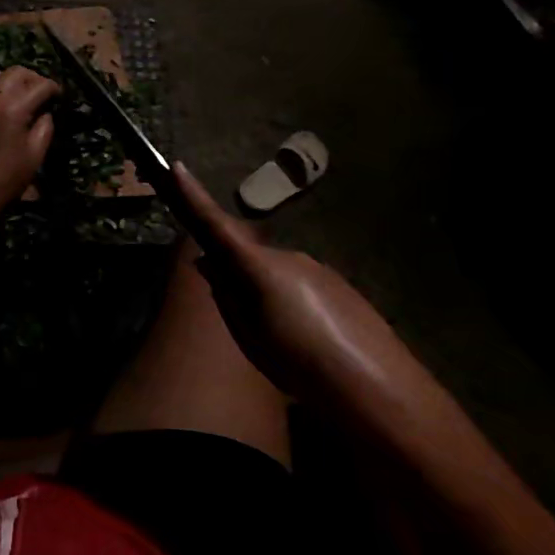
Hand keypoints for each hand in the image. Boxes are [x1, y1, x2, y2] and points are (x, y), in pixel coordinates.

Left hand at [0, 67, 59, 214]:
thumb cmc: (4, 180)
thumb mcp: (34, 155)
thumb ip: (44, 127)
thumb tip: (46, 112)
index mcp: (12, 108)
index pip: (39, 85)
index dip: (53, 87)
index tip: (59, 95)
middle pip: (16, 72)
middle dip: (32, 78)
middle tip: (42, 92)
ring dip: (11, 84)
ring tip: (21, 99)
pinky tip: (0, 111)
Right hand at [173, 162, 424, 413]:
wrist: (377, 387)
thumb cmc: (300, 363)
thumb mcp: (249, 336)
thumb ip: (226, 296)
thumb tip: (212, 266)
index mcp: (259, 266)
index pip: (216, 225)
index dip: (193, 197)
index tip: (177, 167)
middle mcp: (288, 255)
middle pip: (250, 258)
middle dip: (239, 277)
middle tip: (242, 319)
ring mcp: (319, 269)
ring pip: (279, 276)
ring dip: (273, 298)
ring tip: (285, 347)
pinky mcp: (342, 286)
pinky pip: (305, 289)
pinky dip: (299, 309)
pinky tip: (313, 346)